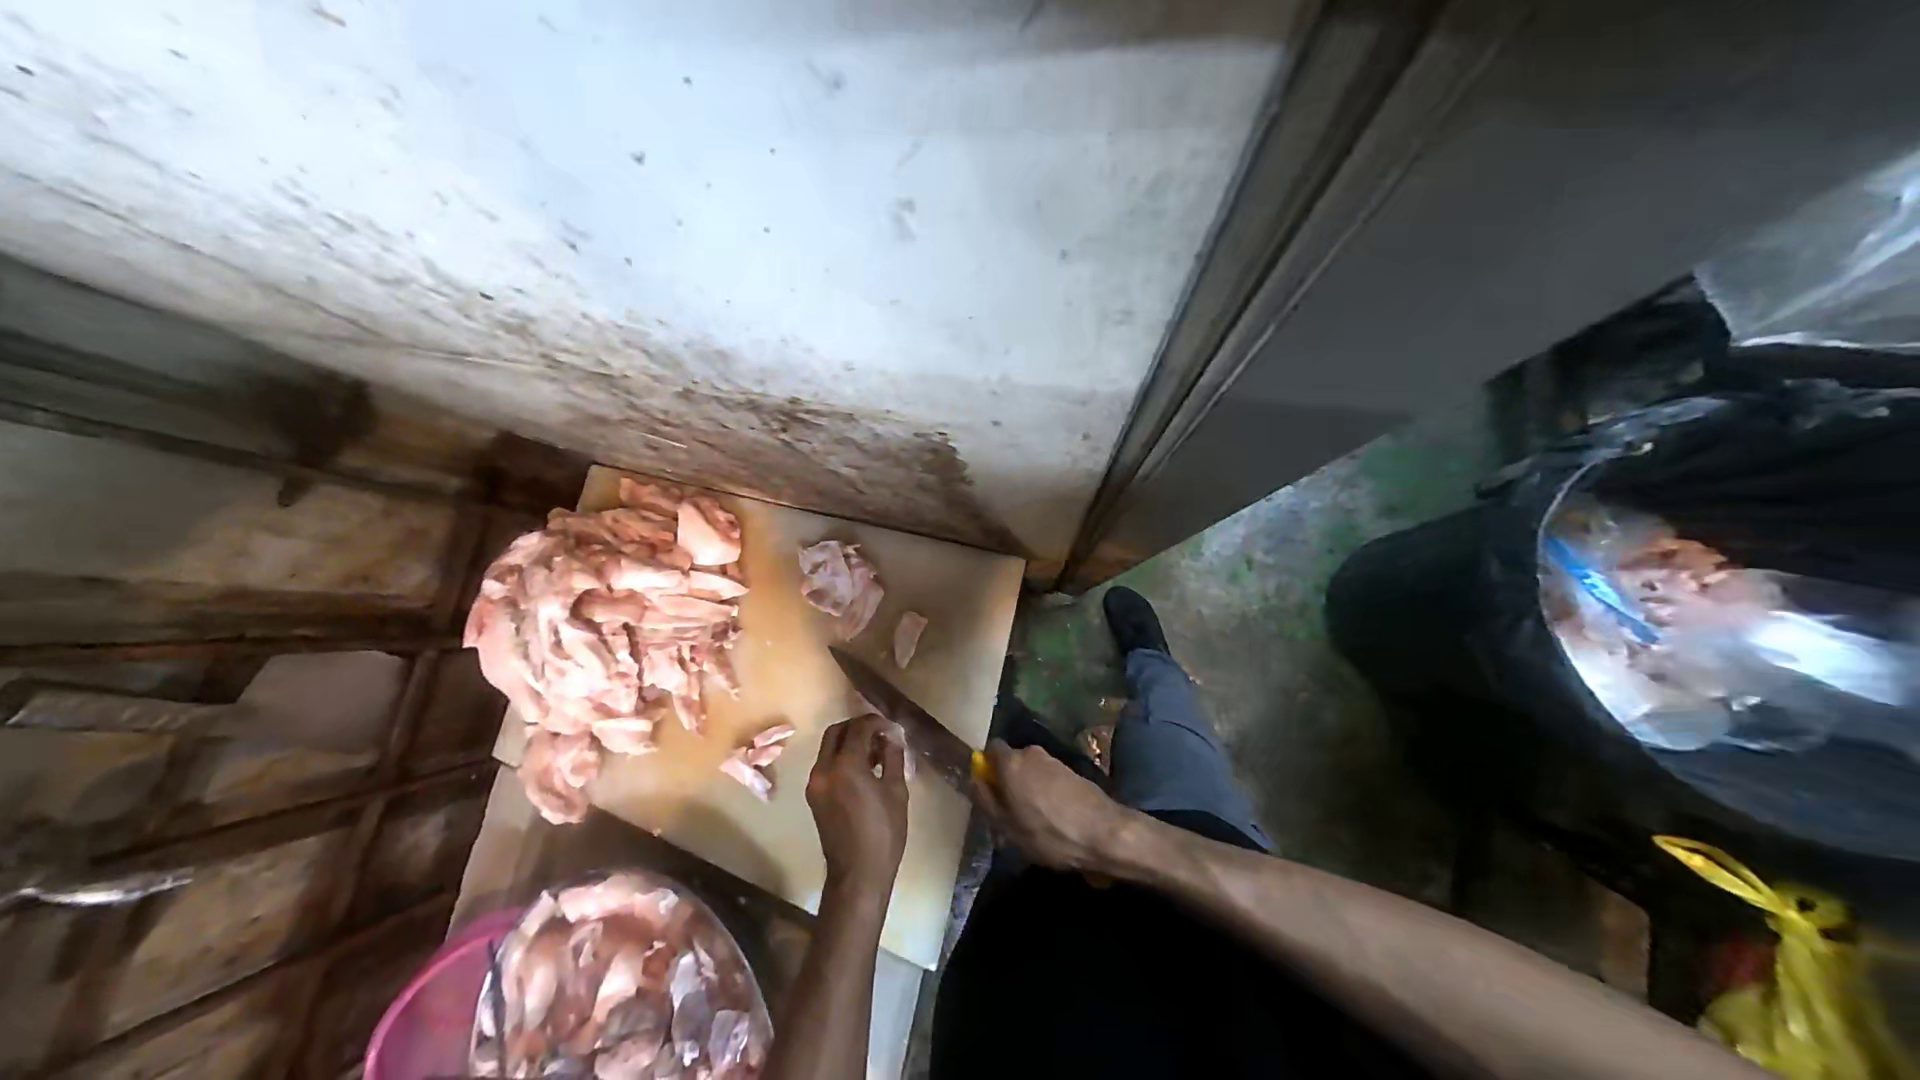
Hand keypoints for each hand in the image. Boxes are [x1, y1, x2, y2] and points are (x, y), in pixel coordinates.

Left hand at [806, 714, 909, 901]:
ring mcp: (815, 783)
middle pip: (836, 732)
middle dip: (858, 727)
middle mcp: (823, 769)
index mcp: (845, 765)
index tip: (891, 729)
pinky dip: (841, 758)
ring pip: (828, 747)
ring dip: (848, 742)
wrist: (858, 873)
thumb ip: (893, 757)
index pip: (858, 728)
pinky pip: (826, 764)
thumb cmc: (884, 832)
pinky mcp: (813, 796)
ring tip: (874, 753)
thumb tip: (892, 736)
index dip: (876, 722)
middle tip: (880, 735)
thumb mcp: (896, 790)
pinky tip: (862, 770)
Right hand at [972, 739, 1134, 872]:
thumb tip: (974, 778)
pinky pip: (1048, 779)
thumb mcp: (1007, 826)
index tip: (988, 792)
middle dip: (1008, 781)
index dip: (986, 769)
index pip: (990, 750)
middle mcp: (1031, 753)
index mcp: (1011, 762)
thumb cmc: (1049, 833)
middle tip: (1010, 813)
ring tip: (1034, 820)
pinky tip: (1054, 817)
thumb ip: (985, 799)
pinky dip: (1046, 793)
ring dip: (1028, 789)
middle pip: (1011, 762)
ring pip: (1031, 772)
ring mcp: (1054, 760)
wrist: (1104, 833)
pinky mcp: (1072, 771)